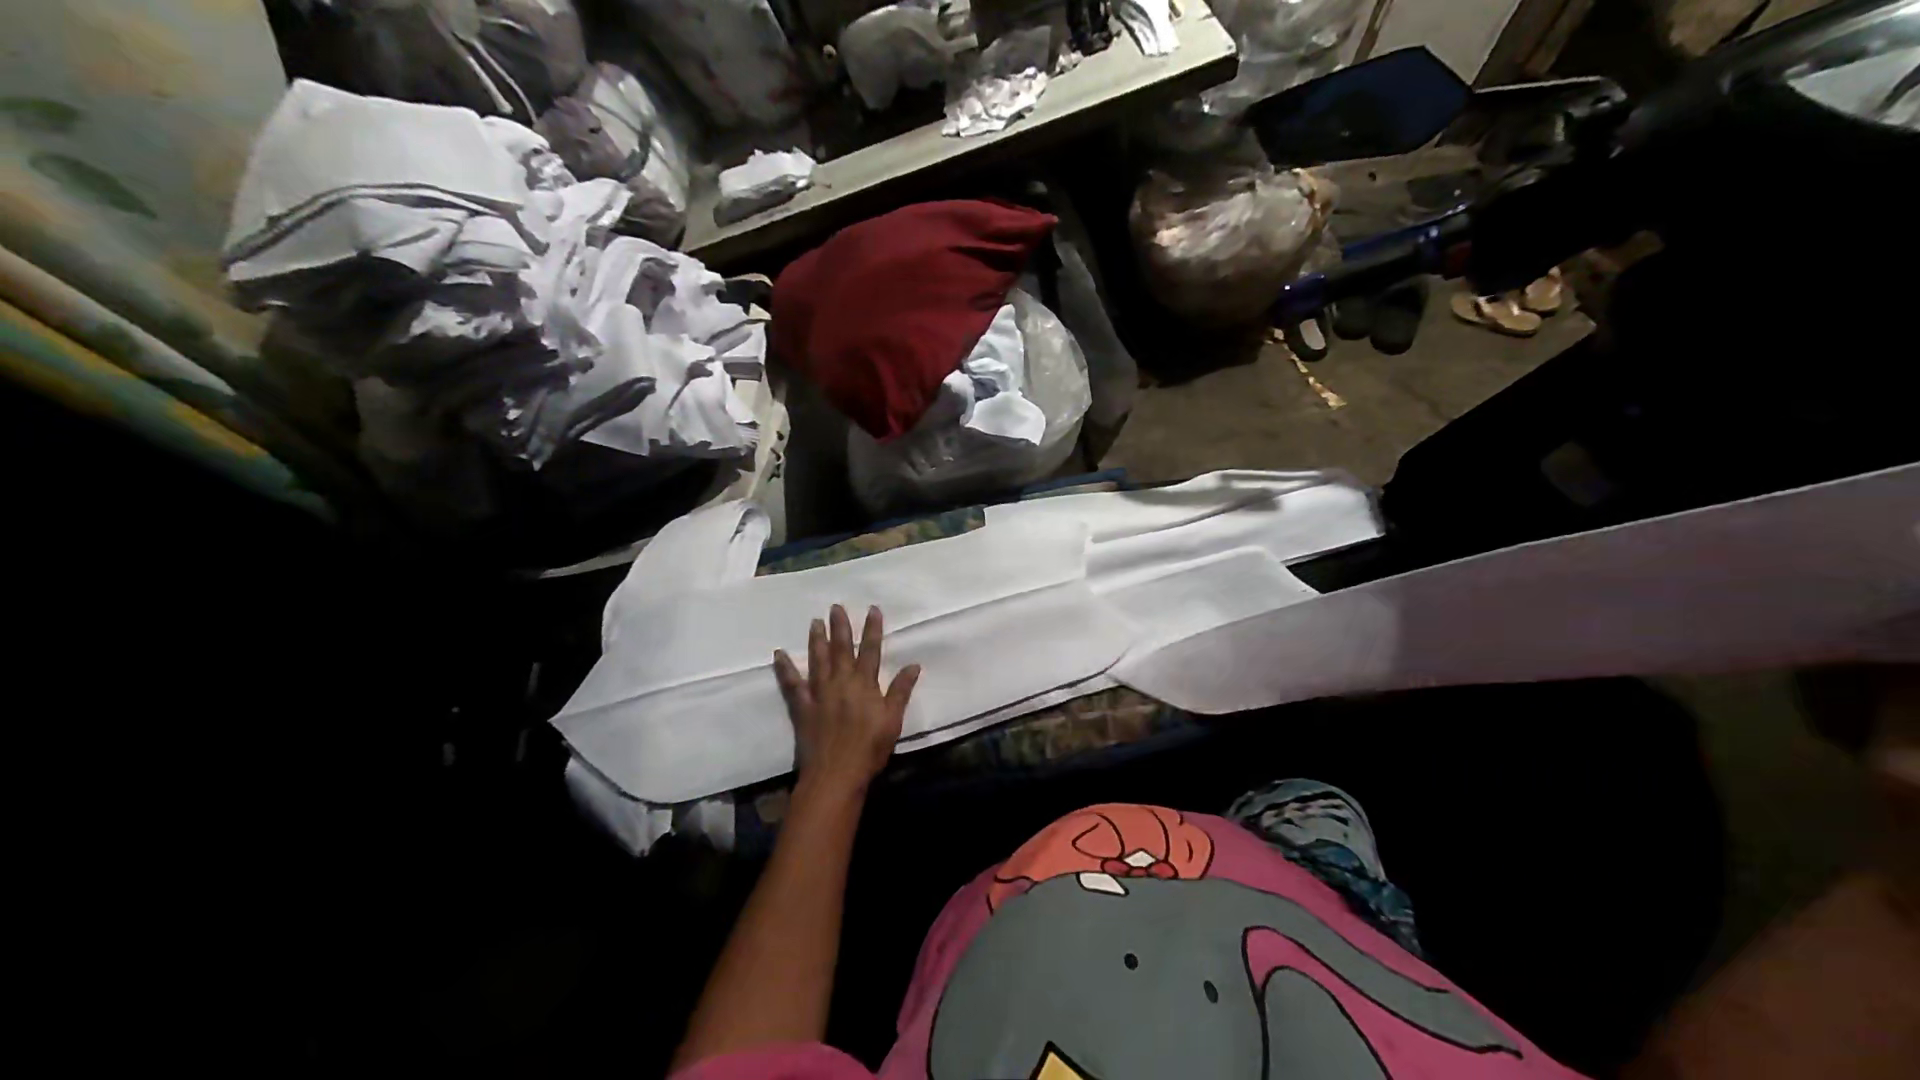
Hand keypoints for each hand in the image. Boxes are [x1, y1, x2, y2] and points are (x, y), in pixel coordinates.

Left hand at [773, 604, 919, 796]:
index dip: (872, 629)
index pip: (870, 650)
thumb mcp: (893, 721)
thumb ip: (900, 691)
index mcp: (864, 685)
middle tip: (835, 607)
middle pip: (841, 649)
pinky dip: (784, 668)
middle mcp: (841, 682)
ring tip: (815, 621)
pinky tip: (778, 654)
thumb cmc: (870, 749)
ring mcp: (819, 693)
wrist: (836, 774)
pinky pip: (792, 684)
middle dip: (840, 627)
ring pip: (818, 660)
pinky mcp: (802, 707)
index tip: (872, 609)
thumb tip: (913, 664)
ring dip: (817, 639)